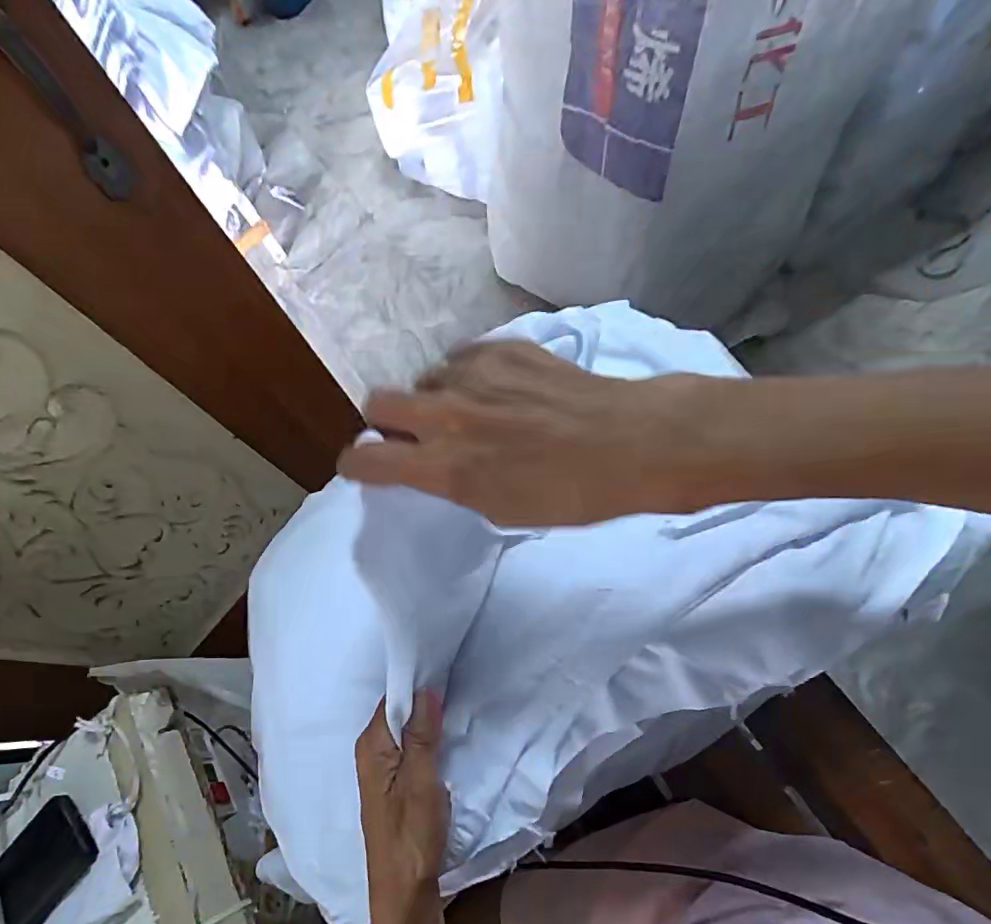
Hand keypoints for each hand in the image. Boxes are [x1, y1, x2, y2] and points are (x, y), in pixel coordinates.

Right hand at [336, 340, 732, 525]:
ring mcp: (474, 374)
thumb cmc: (570, 493)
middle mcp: (448, 415)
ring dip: (434, 398)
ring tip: (471, 411)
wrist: (634, 441)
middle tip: (412, 435)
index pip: (367, 460)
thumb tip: (425, 463)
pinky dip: (467, 377)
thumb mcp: (498, 509)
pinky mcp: (502, 348)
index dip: (355, 464)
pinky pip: (461, 359)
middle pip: (377, 402)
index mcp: (445, 465)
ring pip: (424, 379)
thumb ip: (449, 483)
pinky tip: (499, 391)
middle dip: (385, 421)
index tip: (362, 466)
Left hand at [356, 691, 450, 922]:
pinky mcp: (394, 786)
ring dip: (428, 725)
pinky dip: (427, 744)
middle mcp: (371, 752)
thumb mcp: (421, 781)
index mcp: (371, 746)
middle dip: (425, 703)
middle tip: (459, 687)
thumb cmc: (411, 834)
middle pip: (398, 715)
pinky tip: (447, 742)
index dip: (417, 685)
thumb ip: (422, 736)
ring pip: (406, 734)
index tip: (447, 670)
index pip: (392, 700)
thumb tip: (426, 689)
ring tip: (458, 709)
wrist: (403, 890)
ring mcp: (382, 770)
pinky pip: (410, 751)